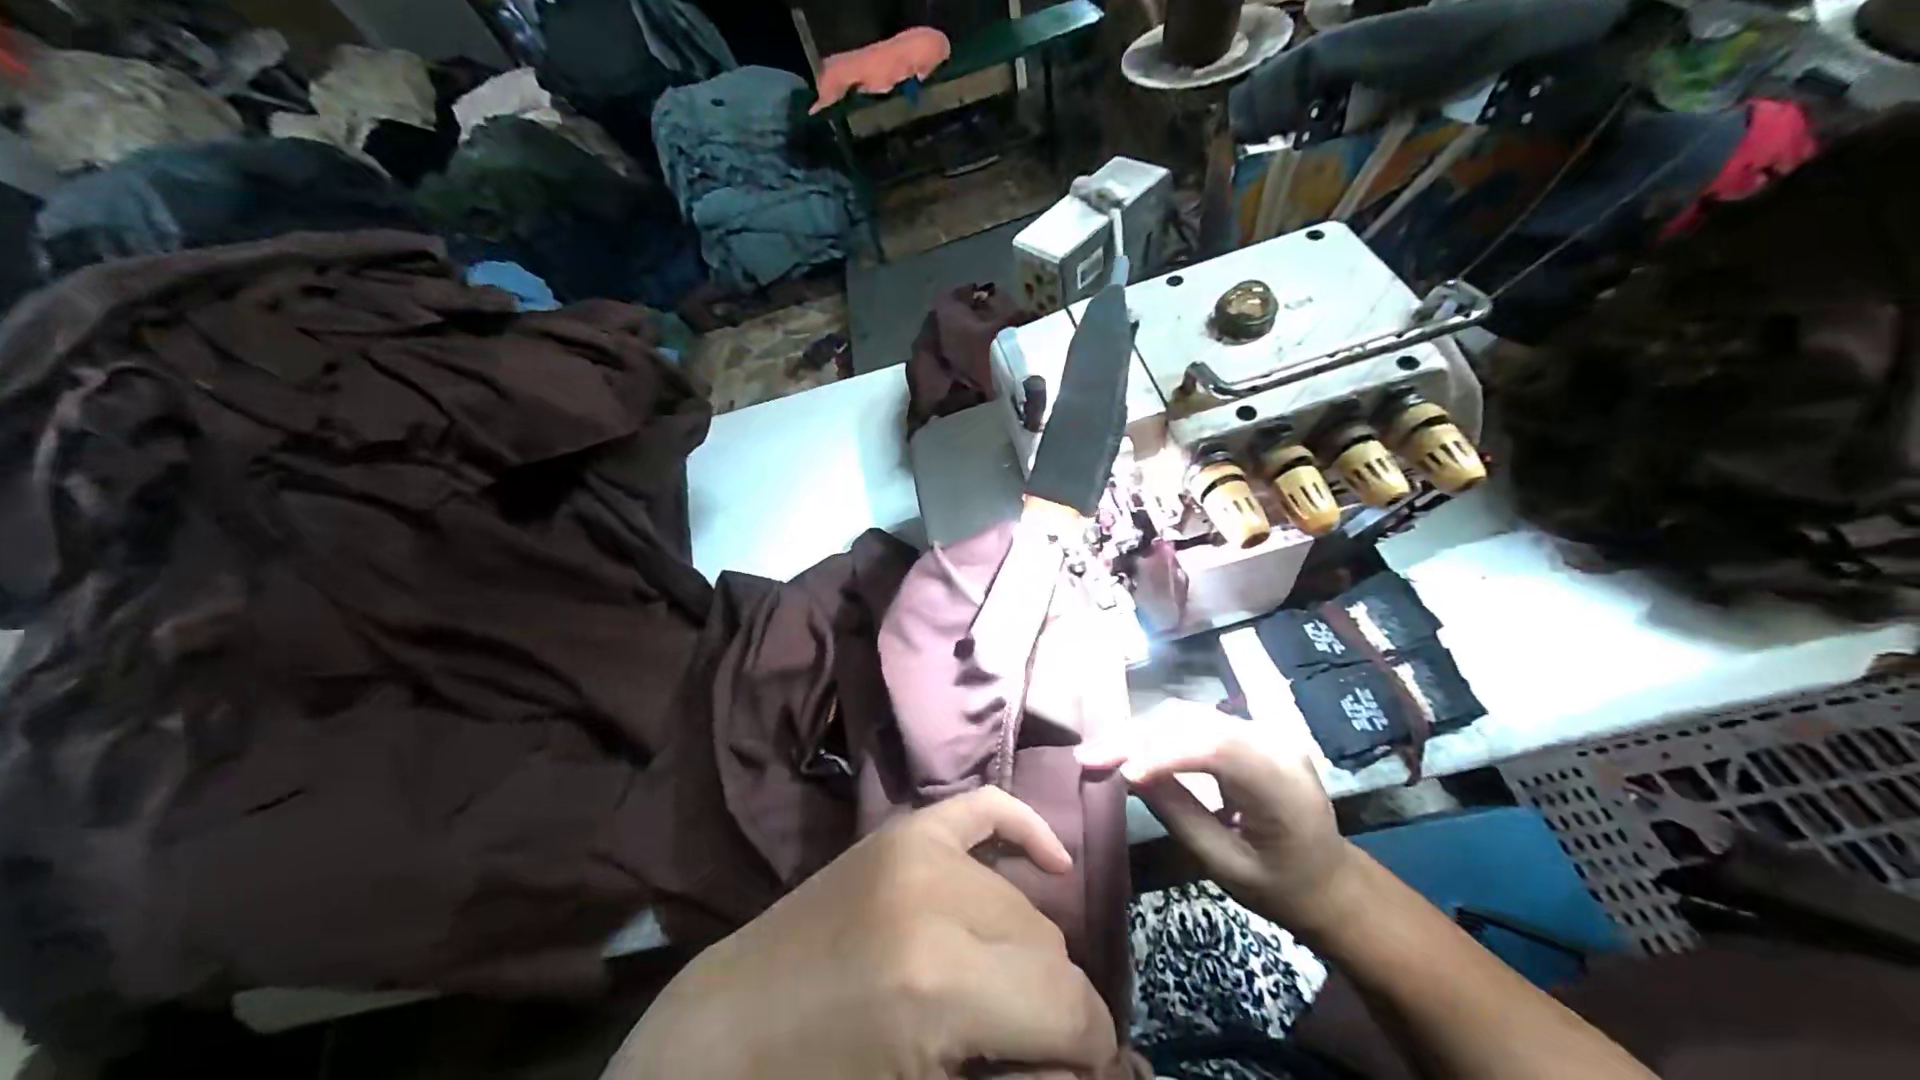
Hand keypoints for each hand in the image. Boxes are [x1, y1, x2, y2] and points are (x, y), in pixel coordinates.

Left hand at [604, 787, 1117, 1079]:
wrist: (728, 1035)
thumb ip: (1027, 1075)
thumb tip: (1104, 1063)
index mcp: (939, 984)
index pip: (1070, 1007)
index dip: (1091, 1051)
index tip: (1083, 1069)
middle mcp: (934, 899)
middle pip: (1048, 950)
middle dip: (1052, 1007)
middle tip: (1024, 1041)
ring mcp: (912, 850)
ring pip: (1023, 902)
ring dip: (1026, 954)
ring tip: (999, 989)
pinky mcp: (898, 831)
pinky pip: (984, 808)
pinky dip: (1024, 830)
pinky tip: (1052, 860)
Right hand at [1077, 702, 1358, 932]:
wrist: (1329, 881)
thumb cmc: (1282, 888)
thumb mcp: (1228, 866)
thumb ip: (1180, 816)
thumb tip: (1128, 776)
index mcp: (1282, 783)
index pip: (1215, 748)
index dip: (1162, 753)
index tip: (1119, 774)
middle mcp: (1273, 741)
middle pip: (1193, 722)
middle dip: (1136, 737)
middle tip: (1089, 758)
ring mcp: (1260, 730)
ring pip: (1186, 715)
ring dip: (1139, 731)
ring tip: (1100, 753)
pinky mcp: (1245, 732)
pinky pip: (1193, 723)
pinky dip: (1156, 733)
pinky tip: (1129, 748)